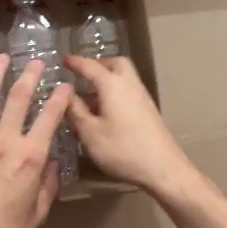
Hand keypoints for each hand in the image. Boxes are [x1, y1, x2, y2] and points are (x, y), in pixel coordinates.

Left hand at [0, 54, 74, 227]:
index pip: (50, 117)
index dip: (59, 98)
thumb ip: (48, 183)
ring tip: (1, 59)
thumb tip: (51, 161)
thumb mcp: (39, 211)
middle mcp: (5, 141)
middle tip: (36, 62)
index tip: (64, 85)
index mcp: (30, 156)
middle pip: (19, 98)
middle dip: (30, 76)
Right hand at [64, 56, 198, 197]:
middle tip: (82, 74)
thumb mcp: (90, 133)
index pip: (90, 66)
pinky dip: (115, 91)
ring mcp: (142, 96)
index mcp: (112, 85)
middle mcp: (129, 84)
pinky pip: (128, 90)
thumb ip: (76, 111)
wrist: (162, 167)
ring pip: (124, 76)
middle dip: (98, 64)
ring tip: (89, 95)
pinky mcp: (148, 110)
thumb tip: (65, 93)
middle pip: (115, 63)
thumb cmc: (122, 149)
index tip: (63, 60)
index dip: (75, 62)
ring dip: (107, 78)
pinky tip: (105, 111)